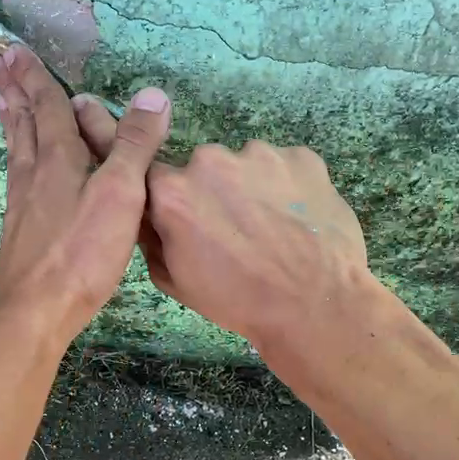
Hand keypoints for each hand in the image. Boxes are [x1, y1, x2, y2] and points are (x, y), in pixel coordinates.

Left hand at [0, 47, 170, 350]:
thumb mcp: (121, 195)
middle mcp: (33, 173)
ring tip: (0, 99)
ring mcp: (21, 202)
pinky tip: (17, 166)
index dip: (35, 77)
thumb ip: (135, 146)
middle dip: (12, 89)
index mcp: (58, 159)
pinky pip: (15, 176)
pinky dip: (15, 155)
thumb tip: (153, 93)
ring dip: (9, 118)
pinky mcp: (18, 229)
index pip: (48, 107)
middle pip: (22, 122)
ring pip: (15, 148)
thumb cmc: (82, 253)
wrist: (35, 311)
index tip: (15, 50)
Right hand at [74, 124, 369, 350]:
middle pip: (201, 167)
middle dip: (212, 191)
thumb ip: (150, 238)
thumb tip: (147, 218)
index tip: (185, 220)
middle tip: (232, 229)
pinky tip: (298, 218)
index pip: (154, 176)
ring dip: (250, 186)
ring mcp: (260, 154)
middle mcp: (210, 160)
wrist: (312, 305)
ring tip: (270, 226)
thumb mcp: (172, 279)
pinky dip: (288, 186)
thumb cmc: (234, 299)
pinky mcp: (303, 156)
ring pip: (245, 164)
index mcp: (171, 191)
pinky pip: (285, 166)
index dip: (169, 199)